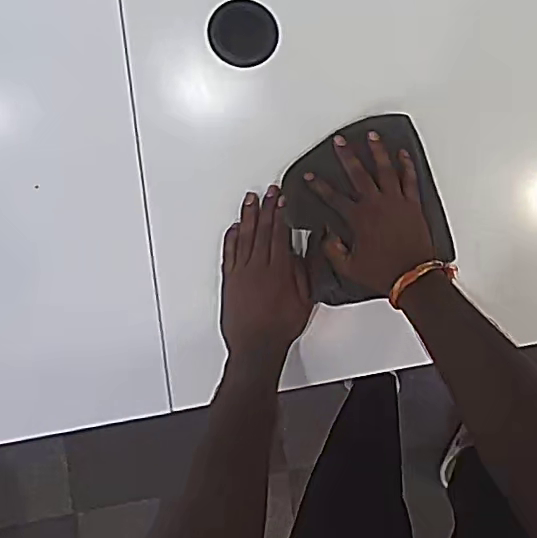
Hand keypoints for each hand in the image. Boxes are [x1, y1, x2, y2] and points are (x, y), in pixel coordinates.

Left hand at [220, 186, 311, 376]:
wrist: (255, 346)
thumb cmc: (281, 326)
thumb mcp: (305, 298)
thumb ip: (305, 269)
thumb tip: (307, 247)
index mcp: (278, 269)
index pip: (279, 232)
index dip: (280, 213)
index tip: (282, 198)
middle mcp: (258, 267)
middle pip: (262, 229)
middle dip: (266, 207)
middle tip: (269, 191)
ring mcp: (241, 272)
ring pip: (244, 236)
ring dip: (248, 216)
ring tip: (250, 200)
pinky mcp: (229, 280)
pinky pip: (229, 253)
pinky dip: (231, 238)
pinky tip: (234, 227)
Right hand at [305, 131, 436, 293]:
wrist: (413, 277)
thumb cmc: (384, 272)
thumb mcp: (349, 267)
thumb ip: (333, 250)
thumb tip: (327, 235)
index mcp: (359, 219)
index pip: (333, 196)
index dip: (319, 185)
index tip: (311, 176)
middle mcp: (376, 205)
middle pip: (358, 173)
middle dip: (347, 155)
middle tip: (340, 141)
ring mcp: (396, 201)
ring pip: (385, 168)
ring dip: (377, 150)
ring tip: (372, 136)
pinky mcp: (413, 204)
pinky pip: (409, 179)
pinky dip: (406, 164)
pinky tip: (402, 154)